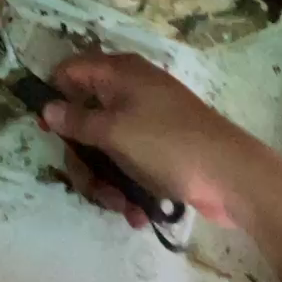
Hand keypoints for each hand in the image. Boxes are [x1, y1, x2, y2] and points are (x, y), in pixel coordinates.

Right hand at [43, 51, 265, 229]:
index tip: (48, 130)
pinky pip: (129, 160)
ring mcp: (146, 118)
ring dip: (105, 179)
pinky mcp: (160, 146)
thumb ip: (76, 121)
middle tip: (89, 183)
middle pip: (85, 116)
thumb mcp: (114, 132)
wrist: (233, 176)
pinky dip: (127, 183)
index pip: (70, 71)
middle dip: (83, 156)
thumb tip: (47, 107)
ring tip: (120, 206)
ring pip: (105, 144)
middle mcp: (130, 89)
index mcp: (118, 73)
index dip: (54, 97)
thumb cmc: (168, 143)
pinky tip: (136, 210)